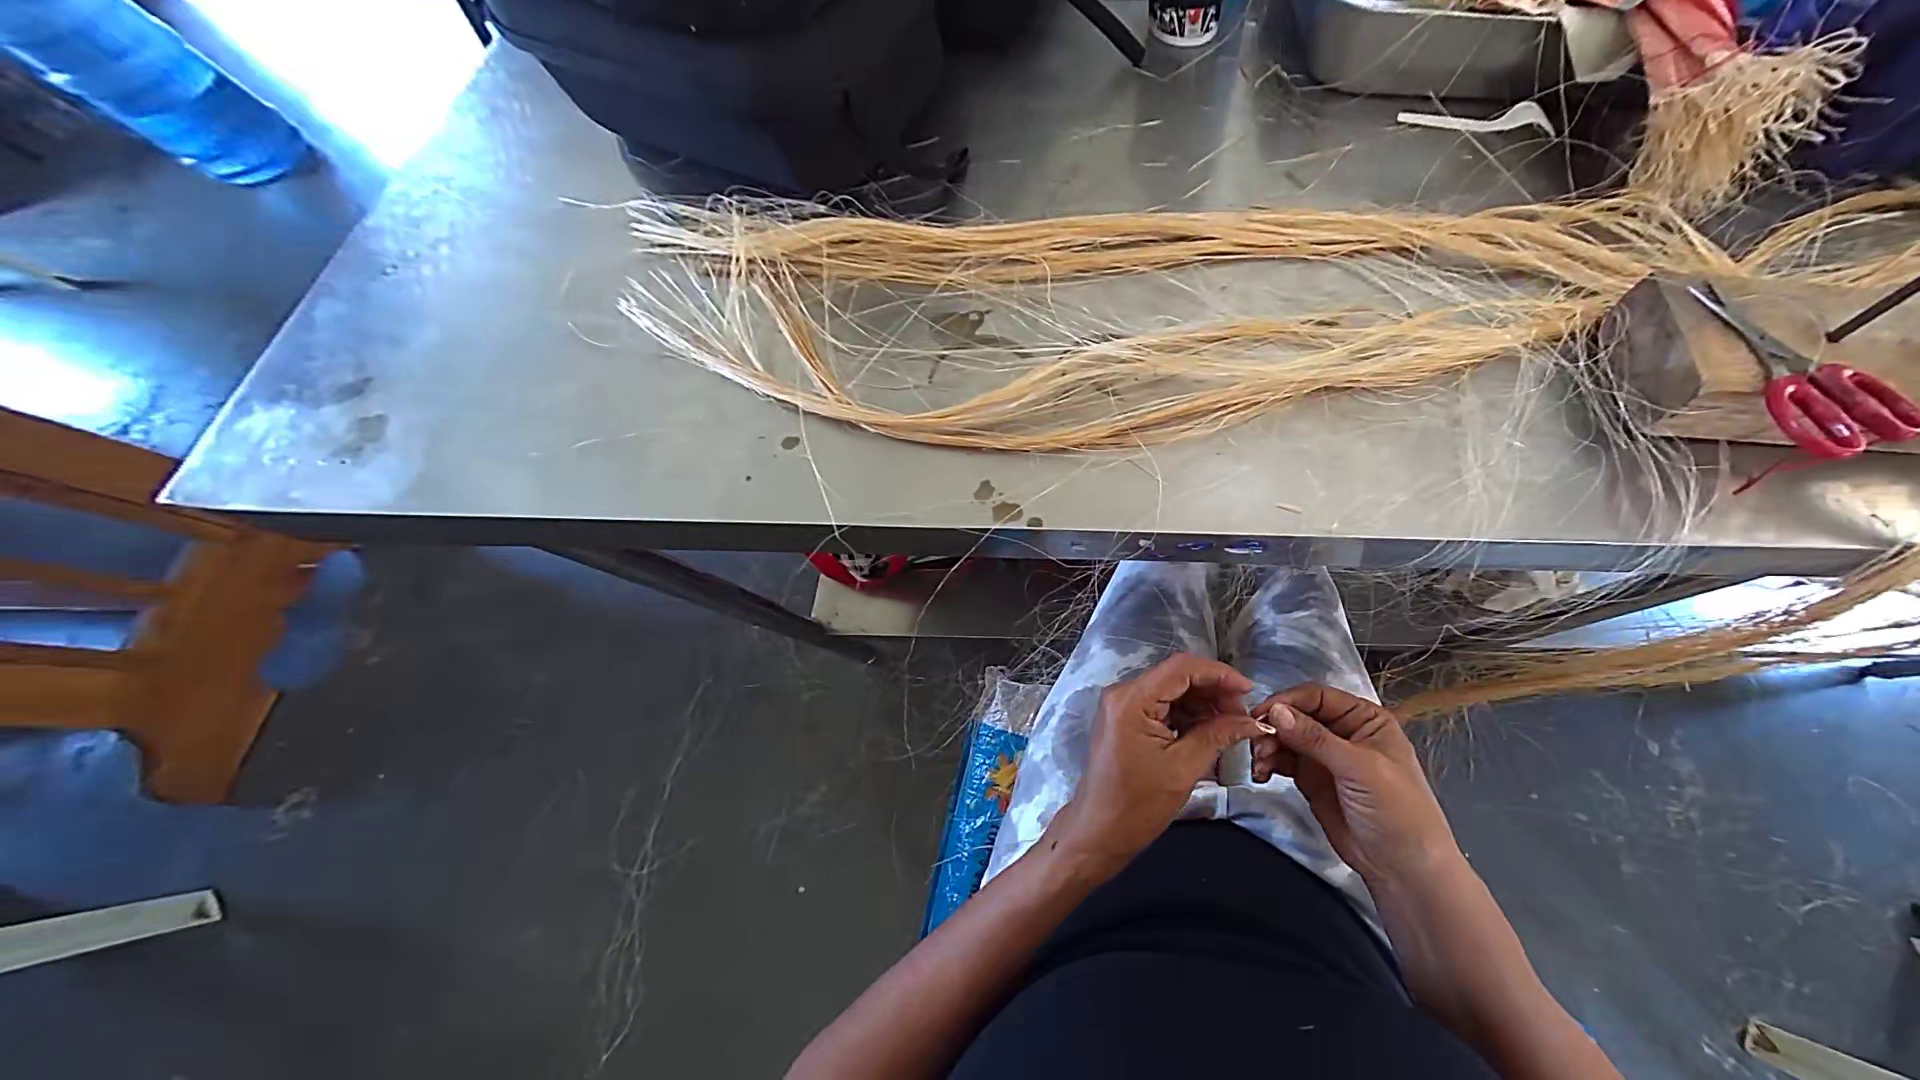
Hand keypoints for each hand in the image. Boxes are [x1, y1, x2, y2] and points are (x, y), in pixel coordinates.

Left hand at [1042, 654, 1263, 872]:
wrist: (1099, 830)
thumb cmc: (1137, 804)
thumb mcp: (1184, 768)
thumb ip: (1217, 735)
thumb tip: (1251, 720)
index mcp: (1131, 700)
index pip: (1181, 668)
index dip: (1219, 674)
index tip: (1248, 690)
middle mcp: (1122, 694)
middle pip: (1176, 677)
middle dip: (1213, 692)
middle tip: (1242, 716)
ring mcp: (1121, 706)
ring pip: (1171, 691)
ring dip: (1203, 704)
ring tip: (1231, 726)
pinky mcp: (1124, 719)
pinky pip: (1161, 706)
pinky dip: (1187, 715)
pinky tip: (1209, 731)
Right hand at [1249, 684, 1460, 888]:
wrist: (1404, 868)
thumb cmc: (1399, 812)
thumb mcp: (1360, 769)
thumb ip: (1316, 739)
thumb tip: (1276, 711)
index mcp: (1364, 719)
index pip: (1317, 696)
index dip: (1287, 701)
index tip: (1262, 714)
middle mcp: (1342, 732)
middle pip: (1295, 715)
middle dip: (1273, 727)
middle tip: (1256, 743)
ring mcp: (1325, 756)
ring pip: (1284, 737)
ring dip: (1267, 746)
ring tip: (1260, 764)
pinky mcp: (1311, 777)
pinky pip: (1281, 760)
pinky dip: (1268, 763)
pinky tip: (1262, 774)